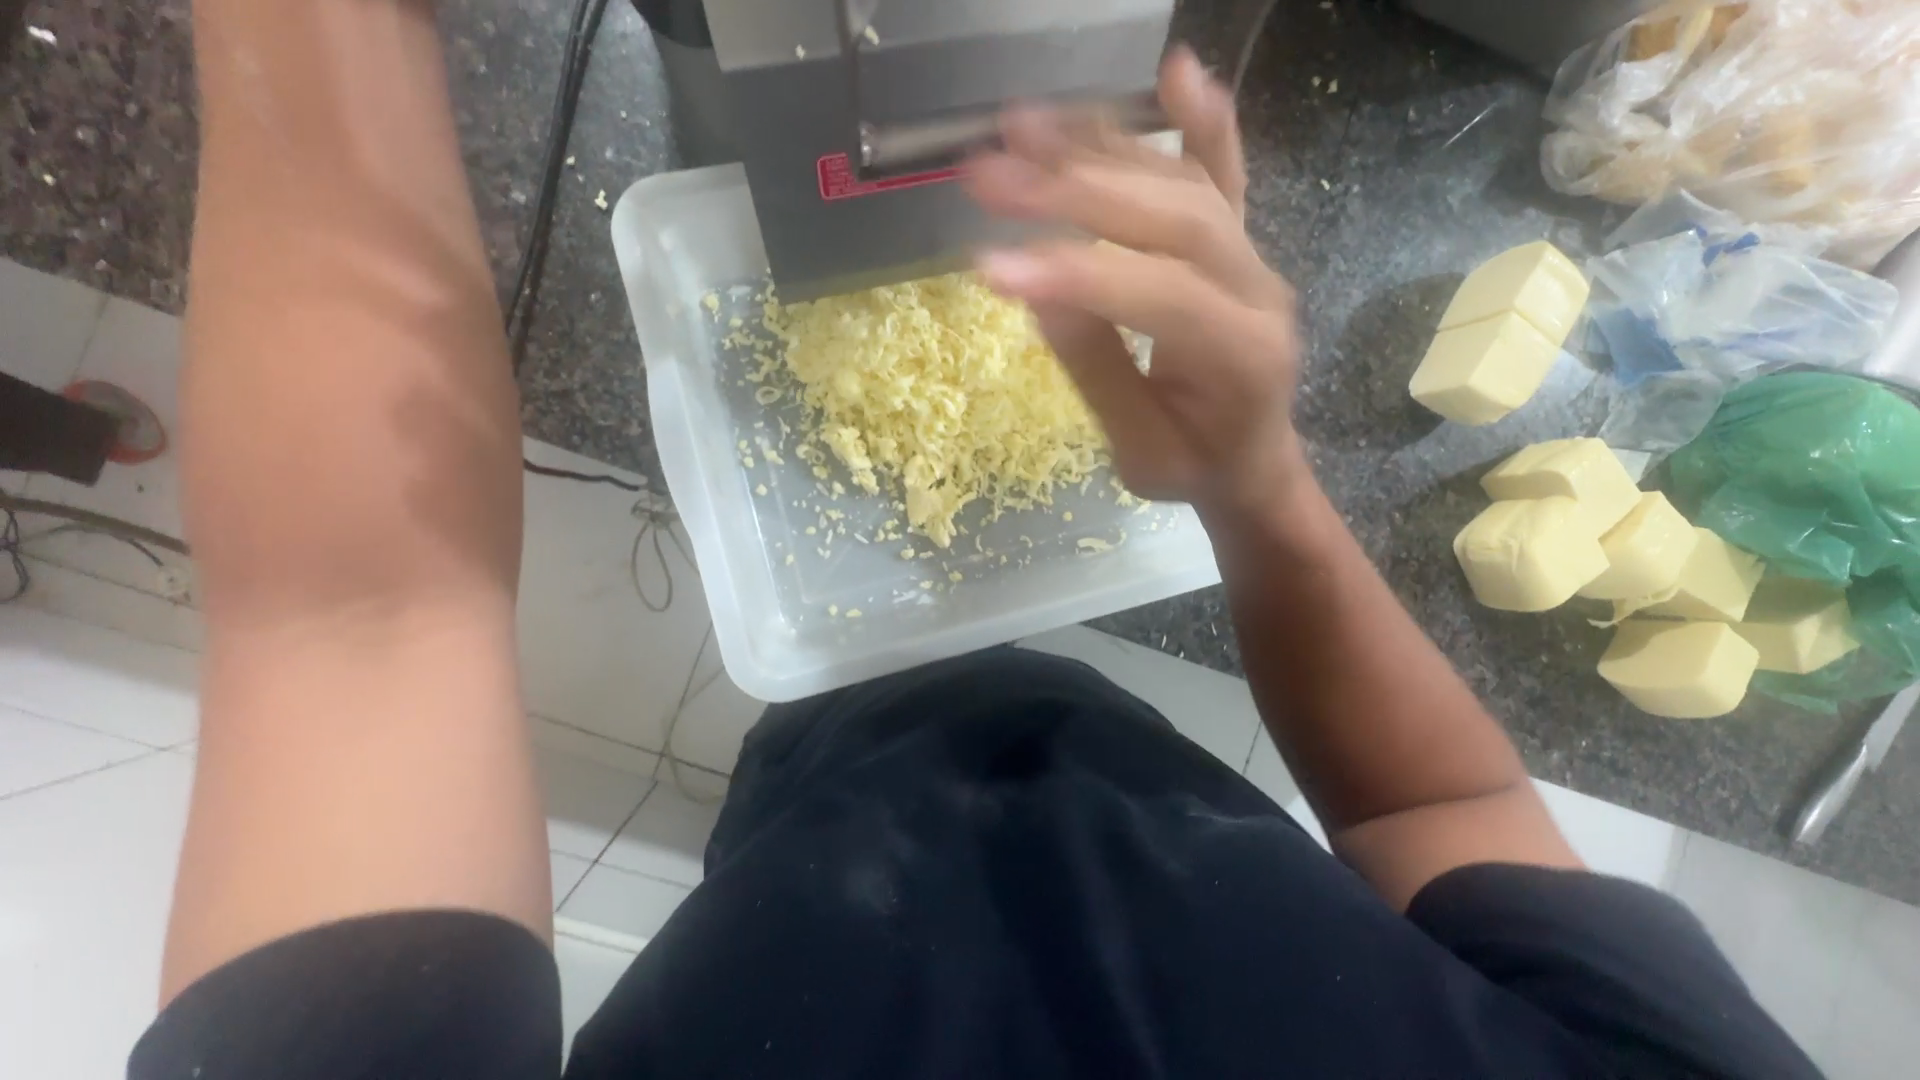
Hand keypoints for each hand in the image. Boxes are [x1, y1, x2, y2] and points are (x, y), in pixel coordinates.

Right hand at [965, 47, 1309, 526]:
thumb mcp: (1138, 449)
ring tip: (1019, 123)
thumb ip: (1098, 370)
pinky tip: (1176, 72)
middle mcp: (1258, 287)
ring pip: (1181, 182)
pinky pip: (1221, 174)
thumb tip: (1040, 288)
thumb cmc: (1191, 467)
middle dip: (1072, 190)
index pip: (1157, 295)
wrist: (1253, 460)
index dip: (1074, 272)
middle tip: (985, 173)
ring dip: (1099, 147)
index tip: (989, 266)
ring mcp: (1253, 256)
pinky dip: (1198, 122)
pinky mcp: (1238, 242)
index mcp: (1241, 355)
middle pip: (1169, 216)